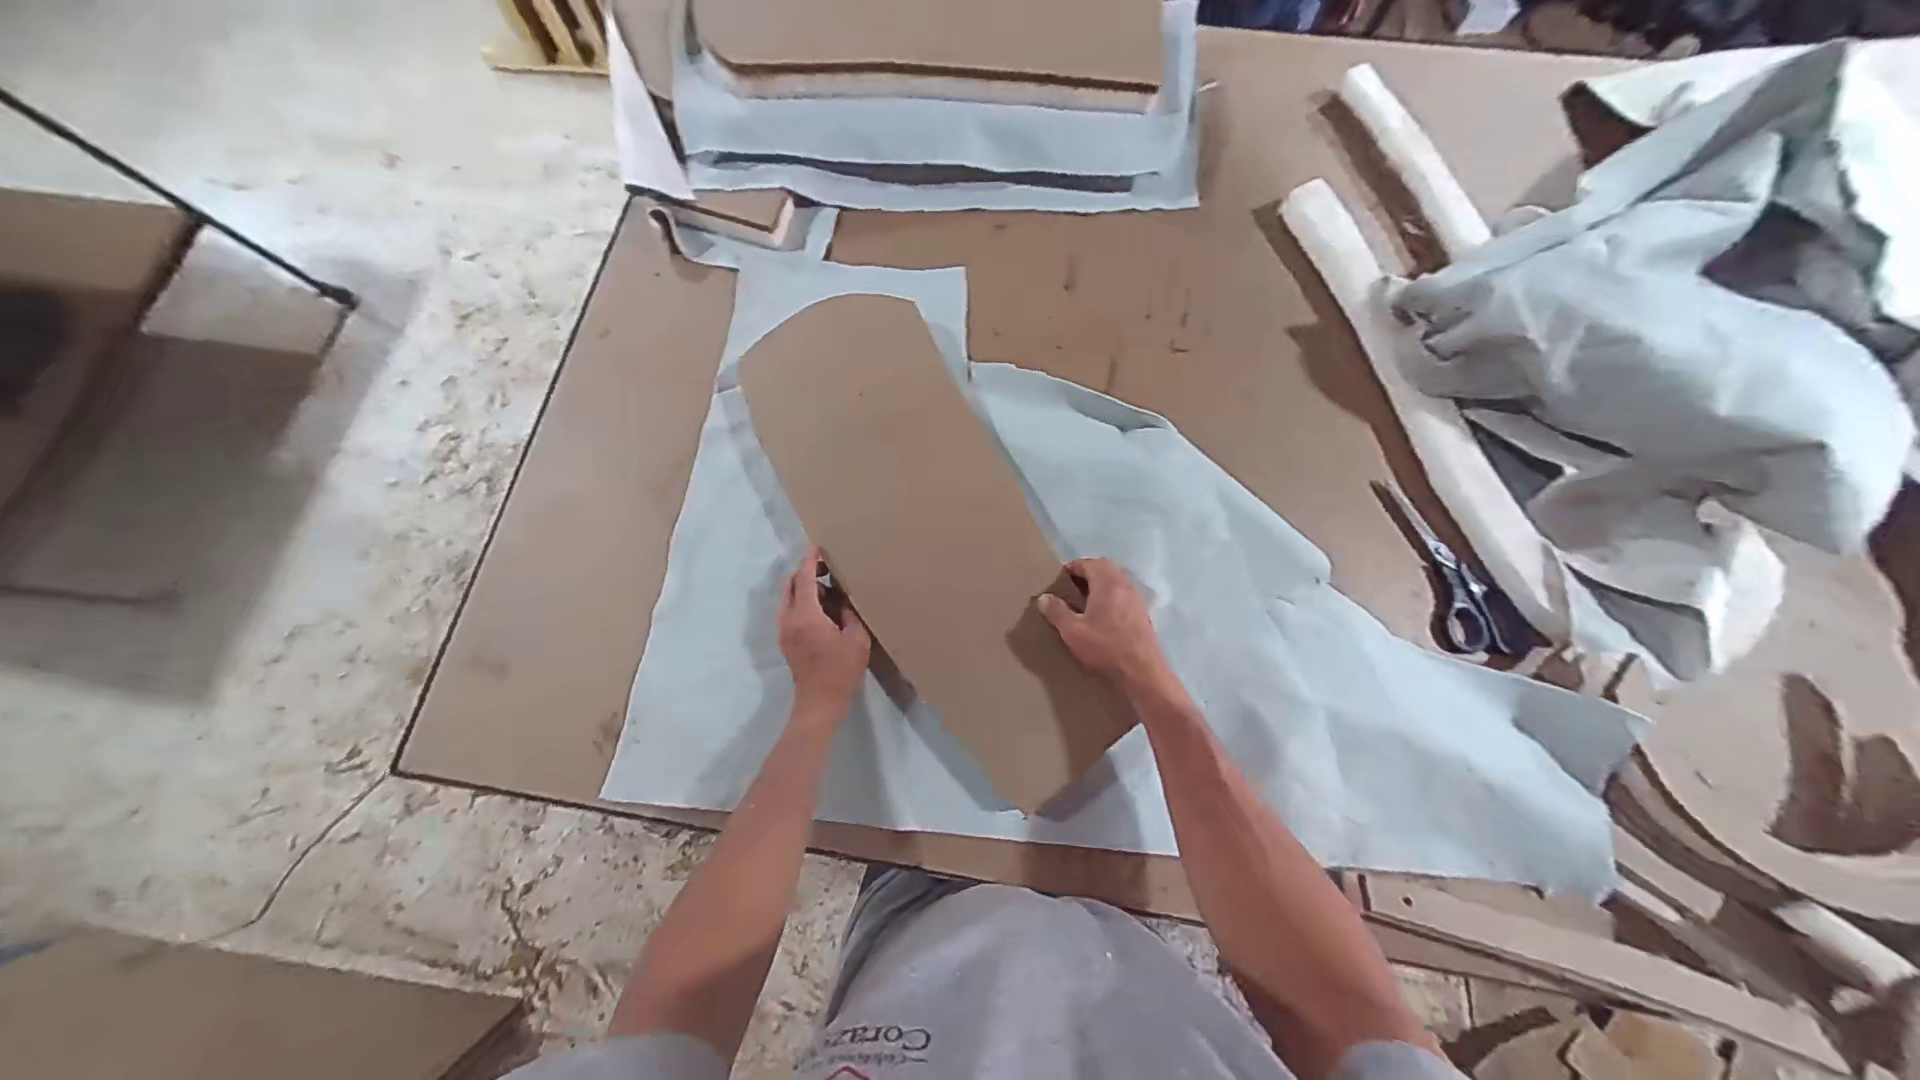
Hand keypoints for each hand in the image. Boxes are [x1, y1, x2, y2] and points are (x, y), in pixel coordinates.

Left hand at [779, 547, 871, 713]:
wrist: (819, 702)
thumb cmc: (841, 671)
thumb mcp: (856, 639)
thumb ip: (849, 613)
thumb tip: (843, 600)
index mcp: (806, 615)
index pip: (804, 579)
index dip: (810, 560)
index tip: (818, 547)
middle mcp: (789, 619)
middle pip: (791, 585)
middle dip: (806, 572)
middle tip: (826, 568)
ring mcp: (784, 630)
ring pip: (789, 598)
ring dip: (804, 588)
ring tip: (828, 589)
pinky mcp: (786, 640)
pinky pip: (790, 611)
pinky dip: (802, 602)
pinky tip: (823, 609)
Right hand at [1037, 557, 1173, 694]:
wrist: (1142, 671)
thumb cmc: (1105, 647)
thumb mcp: (1073, 631)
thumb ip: (1057, 611)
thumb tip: (1044, 597)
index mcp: (1108, 583)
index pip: (1089, 563)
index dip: (1073, 568)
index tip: (1060, 579)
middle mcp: (1125, 585)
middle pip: (1105, 568)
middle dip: (1087, 574)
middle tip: (1071, 588)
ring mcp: (1137, 598)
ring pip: (1117, 581)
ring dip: (1101, 585)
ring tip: (1085, 601)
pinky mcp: (1143, 613)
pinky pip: (1124, 594)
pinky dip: (1112, 596)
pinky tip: (1103, 615)